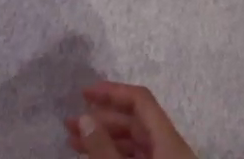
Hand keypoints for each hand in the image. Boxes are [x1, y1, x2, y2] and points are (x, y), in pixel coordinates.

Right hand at [65, 82, 198, 158]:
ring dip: (104, 137)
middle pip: (135, 120)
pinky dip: (115, 152)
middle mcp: (172, 146)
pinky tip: (95, 155)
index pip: (140, 99)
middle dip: (101, 118)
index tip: (84, 92)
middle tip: (71, 123)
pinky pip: (138, 156)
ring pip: (134, 141)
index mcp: (169, 138)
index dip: (112, 90)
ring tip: (74, 141)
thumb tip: (83, 117)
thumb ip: (104, 146)